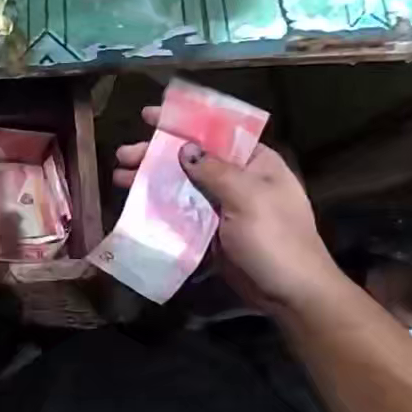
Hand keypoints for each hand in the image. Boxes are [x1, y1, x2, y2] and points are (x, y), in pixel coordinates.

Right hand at [113, 107, 342, 310]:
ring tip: (120, 178)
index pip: (214, 132)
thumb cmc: (276, 238)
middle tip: (124, 155)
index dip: (181, 123)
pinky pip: (183, 216)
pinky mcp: (213, 234)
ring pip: (183, 188)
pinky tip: (136, 207)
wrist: (291, 294)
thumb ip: (214, 171)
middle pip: (192, 160)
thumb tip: (185, 149)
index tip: (149, 116)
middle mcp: (238, 180)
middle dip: (157, 155)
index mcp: (255, 162)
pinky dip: (161, 211)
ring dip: (153, 182)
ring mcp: (225, 208)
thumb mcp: (247, 197)